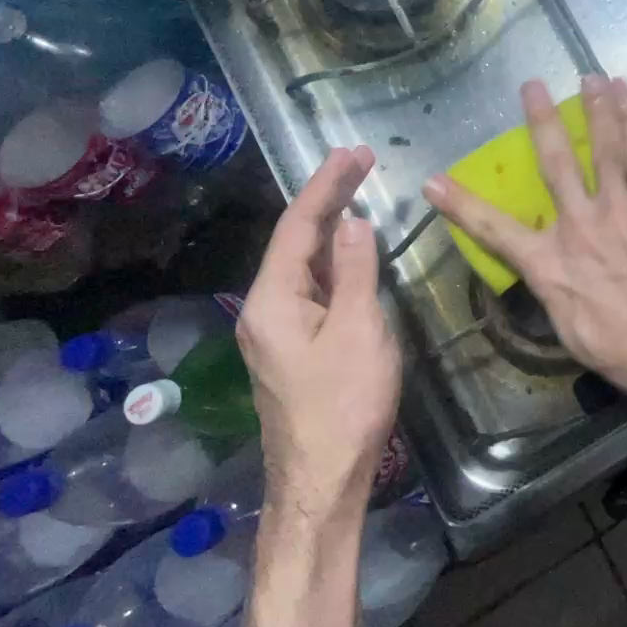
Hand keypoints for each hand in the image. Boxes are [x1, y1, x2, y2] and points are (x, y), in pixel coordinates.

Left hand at [238, 146, 401, 515]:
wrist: (324, 474)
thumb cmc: (344, 402)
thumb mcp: (360, 330)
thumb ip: (357, 272)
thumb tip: (354, 221)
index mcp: (274, 301)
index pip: (298, 227)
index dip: (326, 186)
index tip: (353, 152)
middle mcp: (266, 309)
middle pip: (296, 240)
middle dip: (326, 197)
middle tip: (359, 159)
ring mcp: (279, 329)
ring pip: (304, 263)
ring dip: (331, 224)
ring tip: (358, 189)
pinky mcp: (297, 344)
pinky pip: (314, 285)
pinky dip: (335, 257)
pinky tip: (354, 249)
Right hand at [423, 77, 626, 425]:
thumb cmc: (626, 351)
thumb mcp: (570, 331)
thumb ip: (555, 292)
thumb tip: (549, 273)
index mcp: (550, 265)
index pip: (494, 231)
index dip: (462, 206)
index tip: (435, 182)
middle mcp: (580, 225)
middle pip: (555, 163)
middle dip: (542, 121)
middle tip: (532, 87)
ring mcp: (621, 208)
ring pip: (604, 146)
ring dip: (597, 107)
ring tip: (591, 76)